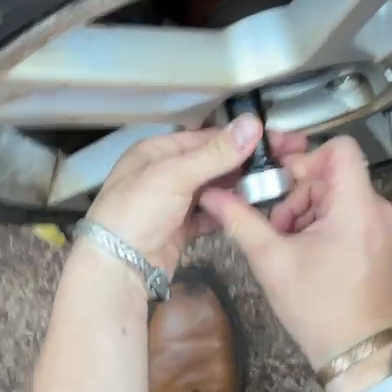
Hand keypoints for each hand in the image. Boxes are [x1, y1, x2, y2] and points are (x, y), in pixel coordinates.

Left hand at [83, 115, 307, 274]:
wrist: (117, 268)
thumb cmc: (136, 213)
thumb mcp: (175, 175)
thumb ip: (216, 153)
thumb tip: (251, 124)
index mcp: (154, 152)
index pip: (202, 138)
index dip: (235, 139)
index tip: (268, 142)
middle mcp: (161, 174)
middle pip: (208, 164)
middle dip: (238, 166)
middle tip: (274, 167)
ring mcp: (170, 204)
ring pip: (210, 191)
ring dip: (233, 190)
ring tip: (265, 188)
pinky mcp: (177, 230)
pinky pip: (206, 216)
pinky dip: (223, 213)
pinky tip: (244, 212)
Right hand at [199, 136, 391, 379]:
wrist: (355, 353)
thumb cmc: (316, 307)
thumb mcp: (271, 260)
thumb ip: (240, 220)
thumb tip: (211, 194)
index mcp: (356, 207)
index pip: (339, 148)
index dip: (306, 155)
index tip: (280, 180)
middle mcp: (376, 209)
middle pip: (332, 173)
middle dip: (297, 192)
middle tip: (274, 224)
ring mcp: (380, 226)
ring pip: (336, 194)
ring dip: (304, 210)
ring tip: (285, 244)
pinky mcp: (378, 241)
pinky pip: (346, 214)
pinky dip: (320, 223)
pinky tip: (302, 252)